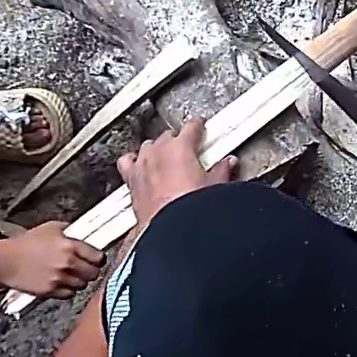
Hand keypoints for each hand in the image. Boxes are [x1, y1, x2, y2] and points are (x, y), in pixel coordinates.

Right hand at [0, 222, 104, 297]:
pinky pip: (69, 294)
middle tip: (87, 269)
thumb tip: (82, 233)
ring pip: (82, 285)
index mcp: (70, 246)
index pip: (98, 257)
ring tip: (73, 275)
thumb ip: (69, 230)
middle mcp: (68, 263)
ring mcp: (59, 279)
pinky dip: (69, 290)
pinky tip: (62, 282)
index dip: (99, 259)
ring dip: (80, 281)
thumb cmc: (27, 243)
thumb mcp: (51, 228)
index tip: (97, 259)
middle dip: (92, 271)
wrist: (6, 261)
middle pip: (93, 273)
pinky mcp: (50, 291)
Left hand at [117, 117, 235, 225]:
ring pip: (147, 147)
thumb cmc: (190, 208)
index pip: (190, 127)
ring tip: (164, 158)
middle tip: (186, 149)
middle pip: (167, 136)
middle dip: (176, 140)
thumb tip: (228, 163)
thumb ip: (221, 171)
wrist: (170, 230)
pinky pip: (127, 163)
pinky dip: (133, 163)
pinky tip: (138, 166)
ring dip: (156, 150)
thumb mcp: (214, 187)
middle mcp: (158, 151)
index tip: (199, 126)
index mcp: (180, 146)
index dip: (197, 126)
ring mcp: (142, 164)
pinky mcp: (131, 180)